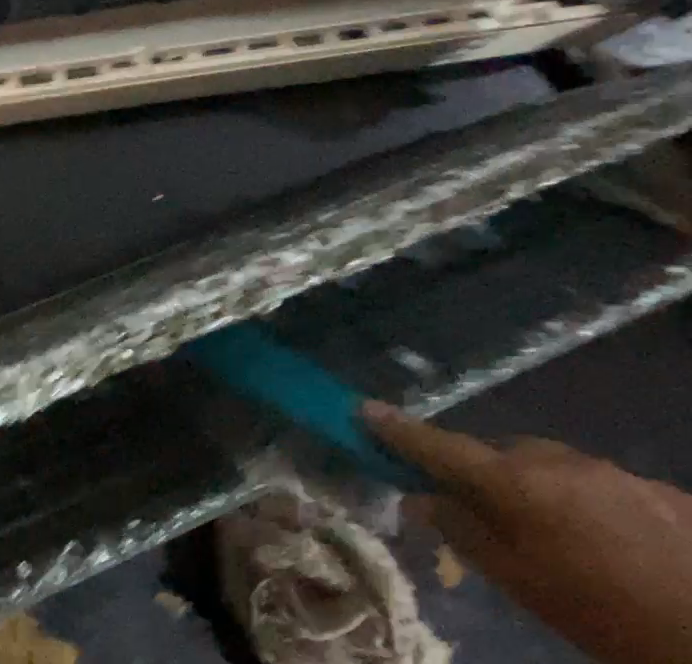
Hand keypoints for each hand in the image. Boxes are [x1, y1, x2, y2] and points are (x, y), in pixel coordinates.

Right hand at [364, 402, 691, 663]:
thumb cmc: (600, 614)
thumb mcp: (517, 581)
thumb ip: (461, 530)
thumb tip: (420, 497)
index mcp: (515, 483)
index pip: (439, 446)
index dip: (397, 429)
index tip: (362, 410)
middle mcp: (560, 462)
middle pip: (499, 452)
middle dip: (481, 470)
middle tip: (477, 506)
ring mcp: (617, 472)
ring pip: (551, 465)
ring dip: (535, 485)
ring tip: (551, 532)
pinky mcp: (664, 490)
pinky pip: (600, 483)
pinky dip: (586, 501)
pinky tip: (607, 540)